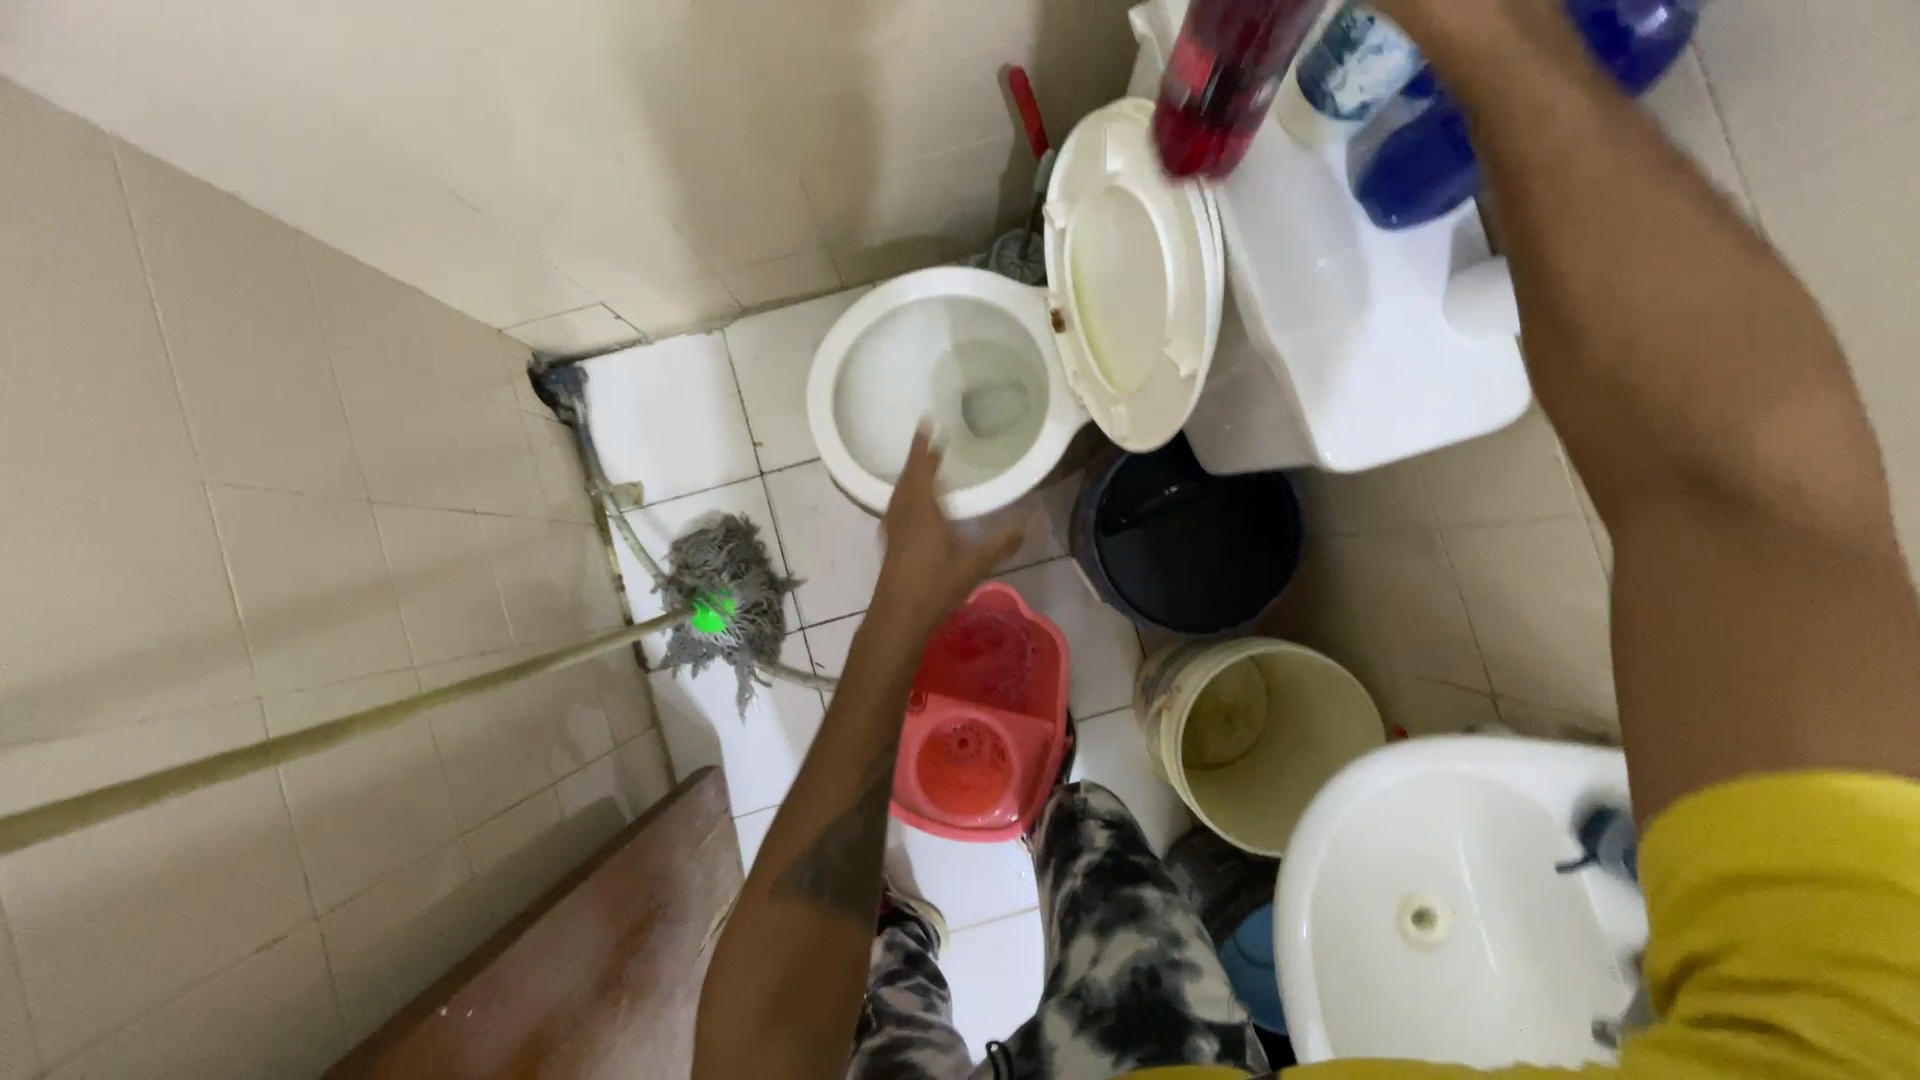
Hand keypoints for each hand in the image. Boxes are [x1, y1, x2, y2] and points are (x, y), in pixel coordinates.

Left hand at [874, 427, 1022, 633]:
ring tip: (920, 469)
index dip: (924, 446)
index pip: (921, 469)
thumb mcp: (975, 564)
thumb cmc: (935, 587)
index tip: (928, 424)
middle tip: (927, 441)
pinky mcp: (889, 546)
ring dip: (908, 477)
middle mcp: (902, 514)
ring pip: (898, 494)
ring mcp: (892, 531)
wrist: (898, 618)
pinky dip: (904, 497)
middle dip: (917, 458)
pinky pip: (895, 509)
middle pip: (907, 478)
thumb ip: (1002, 543)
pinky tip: (910, 508)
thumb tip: (1030, 523)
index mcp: (921, 510)